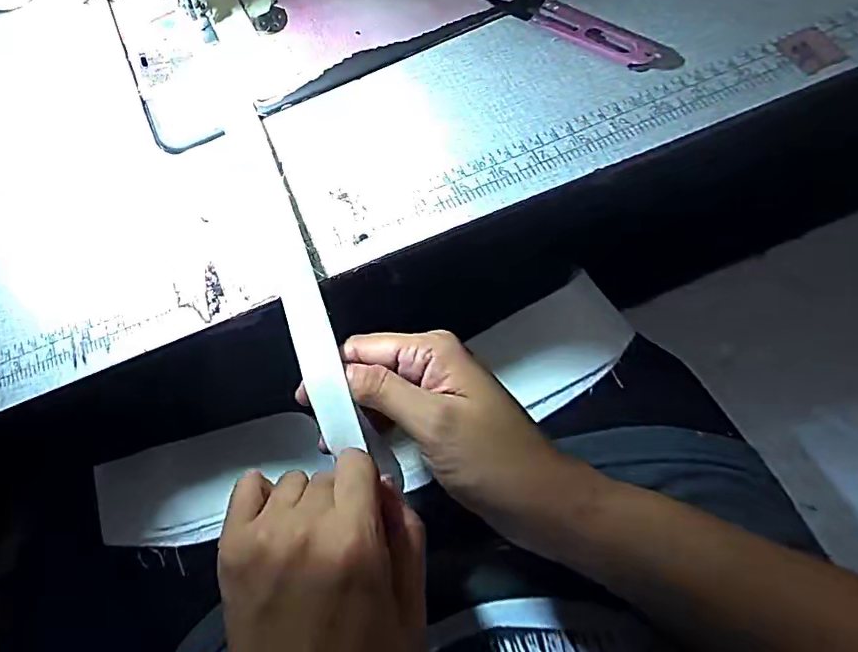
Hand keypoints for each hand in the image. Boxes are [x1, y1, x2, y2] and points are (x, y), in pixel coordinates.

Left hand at [217, 449, 425, 651]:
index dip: (364, 483)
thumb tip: (385, 483)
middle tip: (338, 547)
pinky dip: (263, 499)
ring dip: (302, 506)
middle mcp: (305, 525)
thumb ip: (406, 539)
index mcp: (354, 541)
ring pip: (291, 482)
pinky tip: (275, 531)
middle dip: (337, 504)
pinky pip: (249, 484)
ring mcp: (262, 531)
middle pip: (325, 478)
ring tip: (306, 549)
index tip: (364, 507)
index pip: (356, 463)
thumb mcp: (408, 614)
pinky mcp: (230, 541)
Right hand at [300, 330, 601, 543]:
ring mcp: (434, 388)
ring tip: (335, 440)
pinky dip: (375, 424)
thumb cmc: (497, 464)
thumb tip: (338, 373)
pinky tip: (362, 445)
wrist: (550, 510)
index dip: (332, 370)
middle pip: (368, 366)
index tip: (307, 400)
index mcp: (431, 351)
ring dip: (356, 412)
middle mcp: (430, 361)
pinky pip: (393, 408)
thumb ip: (382, 390)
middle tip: (321, 428)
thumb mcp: (434, 424)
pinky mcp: (436, 413)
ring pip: (377, 389)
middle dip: (342, 393)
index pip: (363, 347)